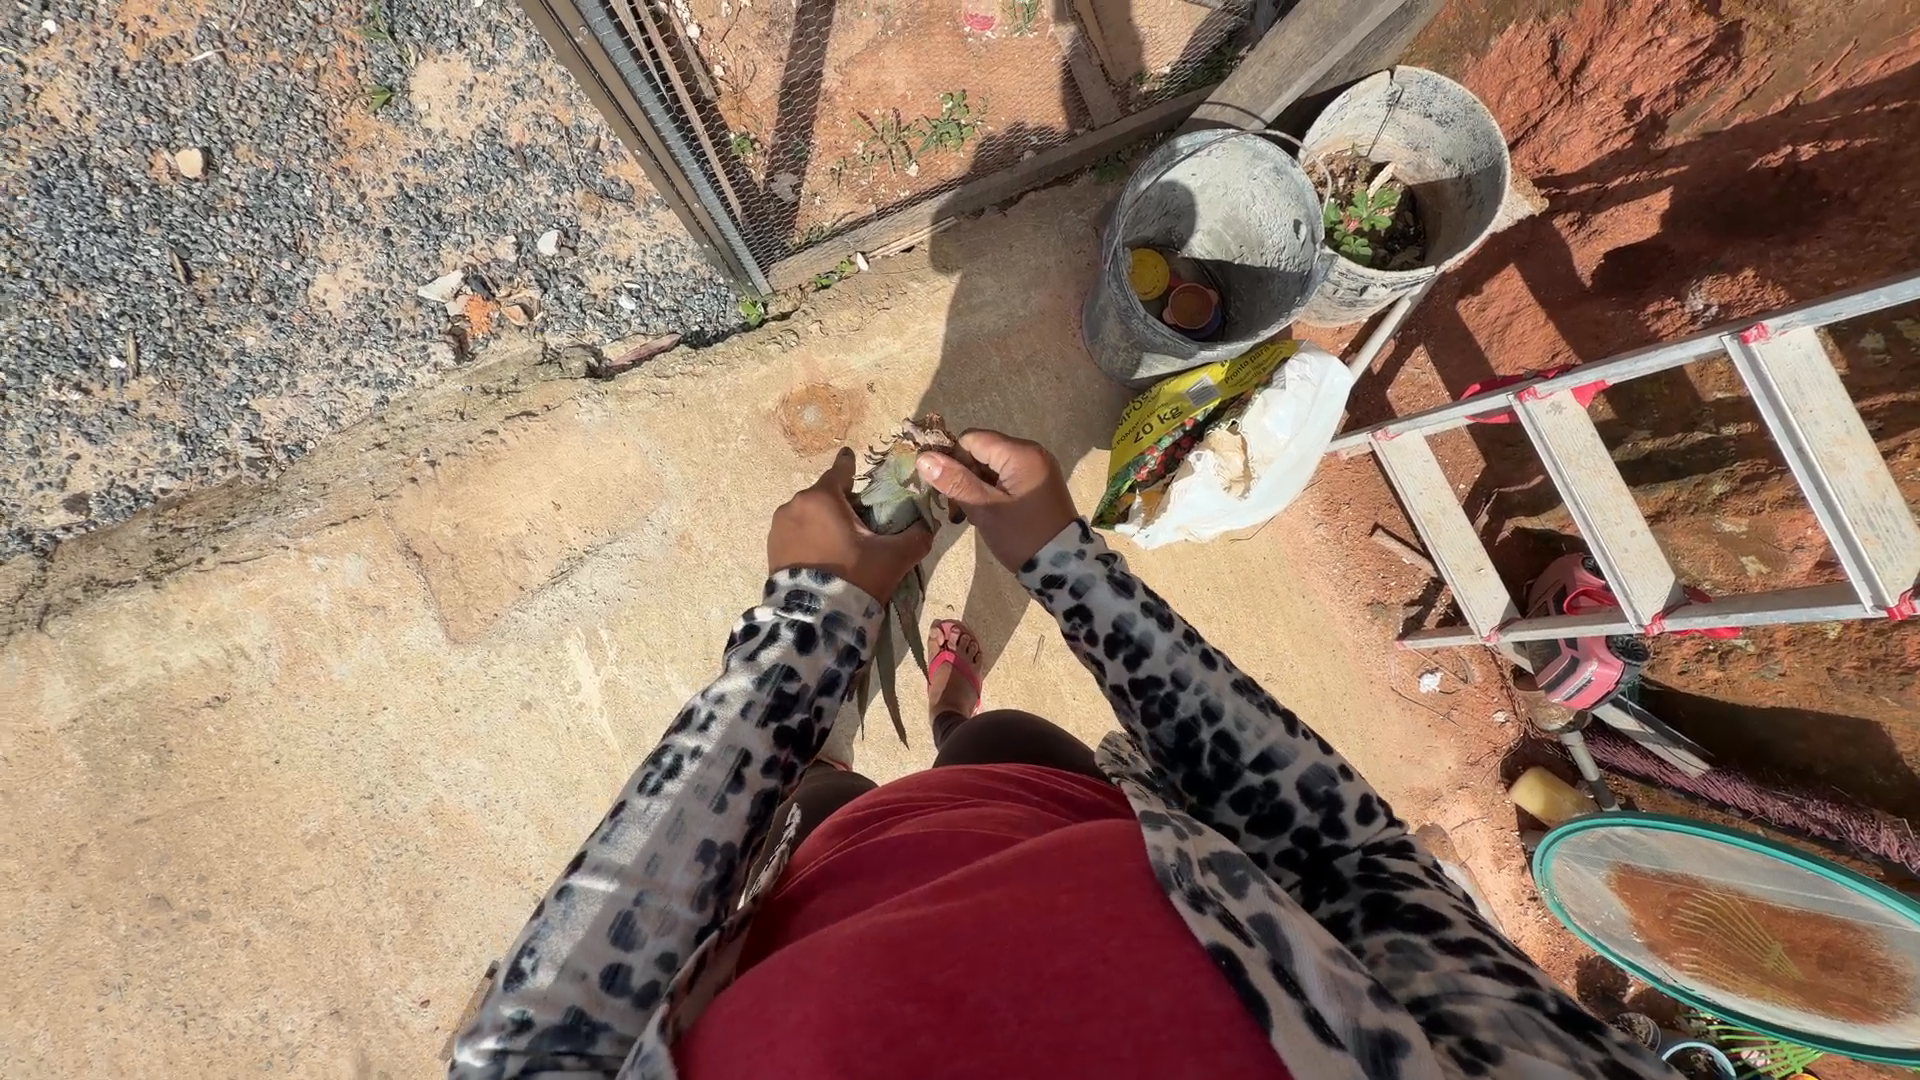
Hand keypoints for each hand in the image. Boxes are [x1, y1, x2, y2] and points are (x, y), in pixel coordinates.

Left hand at [769, 448, 932, 601]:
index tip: (853, 460)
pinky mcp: (771, 550)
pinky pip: (796, 535)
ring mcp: (778, 528)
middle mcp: (794, 505)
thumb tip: (928, 528)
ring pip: (808, 516)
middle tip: (860, 523)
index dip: (851, 467)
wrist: (815, 619)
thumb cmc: (854, 577)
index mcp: (821, 498)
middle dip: (841, 504)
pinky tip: (824, 557)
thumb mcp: (893, 557)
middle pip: (825, 496)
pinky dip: (809, 540)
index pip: (840, 471)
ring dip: (823, 523)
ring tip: (841, 544)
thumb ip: (916, 538)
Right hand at [915, 429, 1076, 570]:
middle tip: (958, 511)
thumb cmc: (1021, 536)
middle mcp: (1032, 452)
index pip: (972, 439)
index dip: (953, 460)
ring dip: (975, 488)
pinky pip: (1006, 477)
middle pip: (982, 451)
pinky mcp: (1038, 483)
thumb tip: (923, 457)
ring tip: (971, 517)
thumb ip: (954, 481)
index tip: (947, 491)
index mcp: (1020, 453)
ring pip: (992, 466)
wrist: (1061, 567)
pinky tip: (986, 515)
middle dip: (964, 477)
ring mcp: (1037, 468)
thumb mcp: (984, 509)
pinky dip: (991, 492)